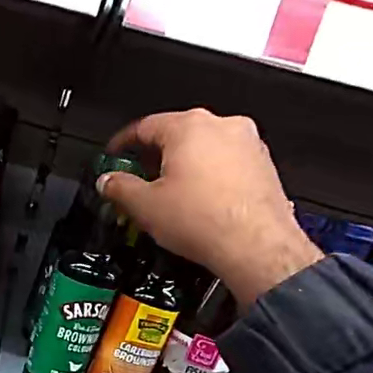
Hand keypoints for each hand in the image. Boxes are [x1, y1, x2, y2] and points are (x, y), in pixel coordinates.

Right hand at [100, 109, 322, 302]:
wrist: (255, 246)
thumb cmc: (208, 222)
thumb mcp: (145, 206)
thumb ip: (119, 188)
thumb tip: (109, 182)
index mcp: (189, 128)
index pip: (145, 126)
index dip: (123, 143)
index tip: (116, 154)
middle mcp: (222, 127)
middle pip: (176, 134)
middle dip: (154, 157)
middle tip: (139, 180)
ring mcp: (247, 144)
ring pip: (204, 148)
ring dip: (183, 167)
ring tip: (170, 197)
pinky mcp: (263, 165)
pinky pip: (226, 163)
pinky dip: (209, 177)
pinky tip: (198, 203)